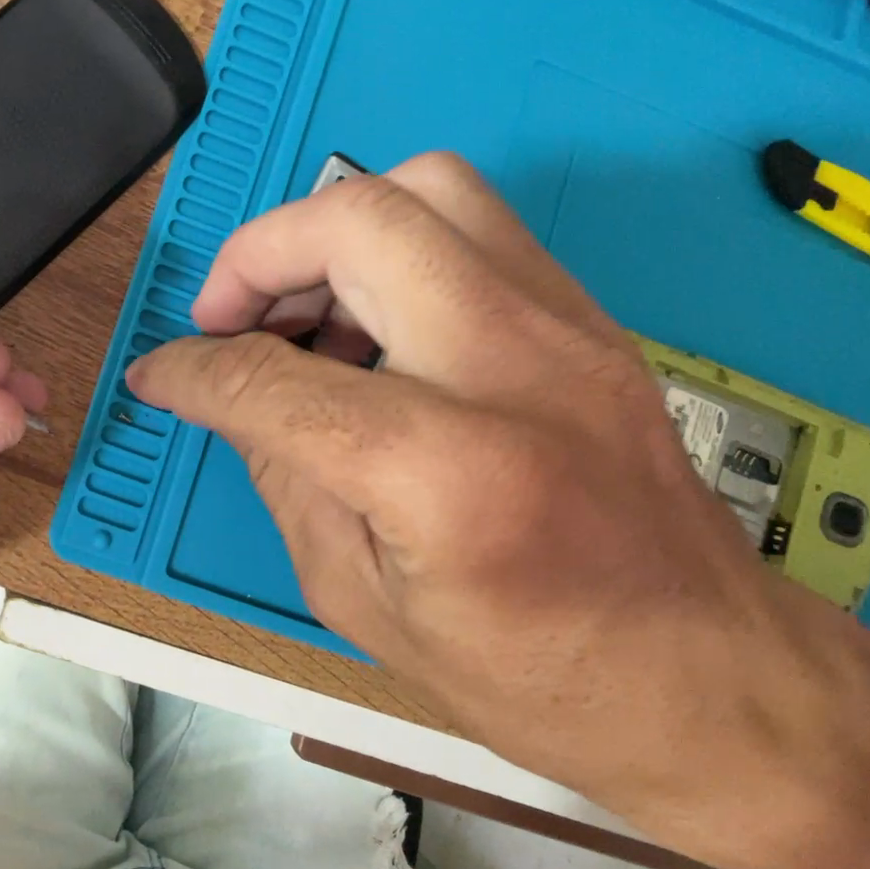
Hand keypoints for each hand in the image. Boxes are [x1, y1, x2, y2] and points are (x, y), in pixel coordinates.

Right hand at [126, 154, 869, 868]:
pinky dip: (390, 252)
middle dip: (259, 254)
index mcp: (444, 470)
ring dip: (330, 235)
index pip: (274, 379)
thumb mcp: (355, 594)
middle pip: (358, 221)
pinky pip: (470, 228)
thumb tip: (228, 395)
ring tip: (297, 315)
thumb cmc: (523, 673)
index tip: (158, 375)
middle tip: (227, 319)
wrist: (710, 680)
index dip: (191, 371)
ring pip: (426, 188)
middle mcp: (513, 366)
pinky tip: (366, 330)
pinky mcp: (587, 319)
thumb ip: (280, 473)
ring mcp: (567, 326)